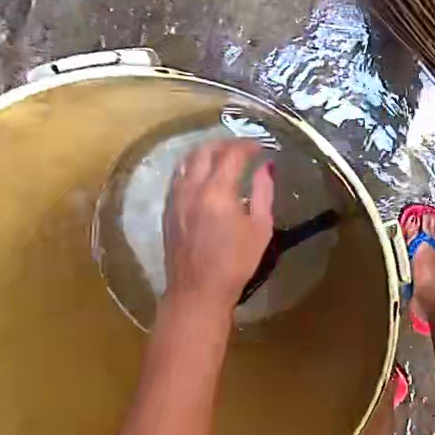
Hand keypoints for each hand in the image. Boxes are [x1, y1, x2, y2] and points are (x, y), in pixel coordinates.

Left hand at [162, 138, 275, 311]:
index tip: (260, 147)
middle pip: (204, 151)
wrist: (198, 291)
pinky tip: (204, 175)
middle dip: (224, 143)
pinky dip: (193, 167)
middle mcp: (192, 188)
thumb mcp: (260, 228)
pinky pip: (179, 177)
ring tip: (222, 156)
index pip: (231, 154)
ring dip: (205, 152)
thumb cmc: (236, 263)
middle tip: (242, 147)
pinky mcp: (168, 209)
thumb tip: (266, 167)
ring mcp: (176, 198)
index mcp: (218, 192)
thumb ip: (263, 192)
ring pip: (187, 161)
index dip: (247, 146)